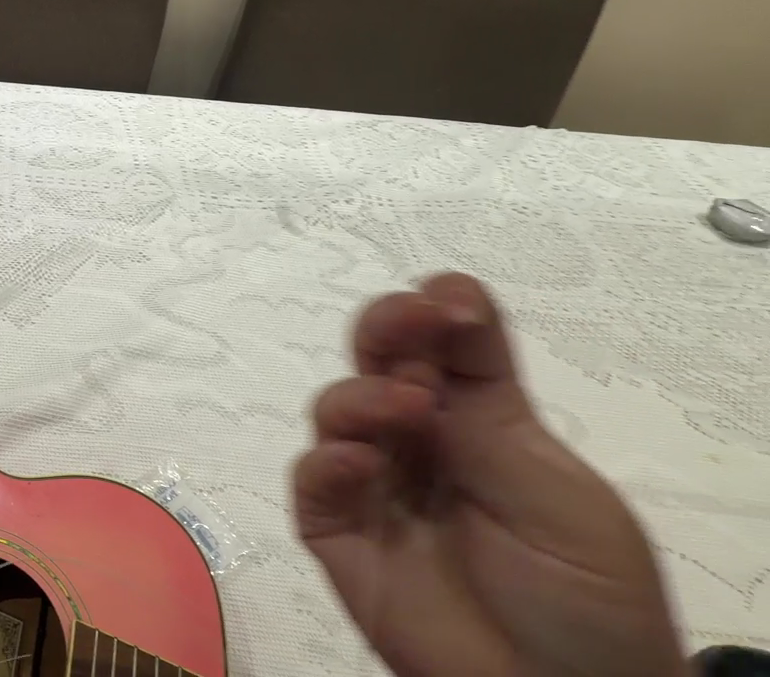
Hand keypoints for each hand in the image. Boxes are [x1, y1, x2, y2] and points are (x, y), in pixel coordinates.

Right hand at [295, 273, 686, 676]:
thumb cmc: (585, 600)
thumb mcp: (556, 492)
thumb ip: (486, 407)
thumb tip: (448, 299)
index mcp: (478, 428)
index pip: (447, 351)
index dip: (441, 315)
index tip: (448, 298)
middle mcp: (415, 443)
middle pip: (378, 365)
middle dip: (387, 329)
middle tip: (411, 319)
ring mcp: (369, 484)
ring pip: (336, 412)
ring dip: (363, 395)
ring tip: (407, 407)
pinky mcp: (333, 530)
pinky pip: (312, 483)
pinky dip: (327, 461)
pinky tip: (360, 461)